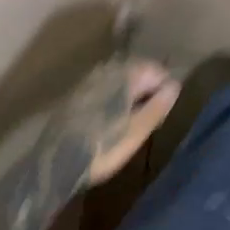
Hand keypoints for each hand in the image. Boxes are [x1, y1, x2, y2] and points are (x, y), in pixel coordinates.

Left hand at [86, 61, 178, 184]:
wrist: (53, 161)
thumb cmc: (101, 146)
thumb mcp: (136, 132)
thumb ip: (157, 107)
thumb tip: (175, 85)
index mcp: (126, 73)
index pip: (157, 70)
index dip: (163, 90)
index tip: (161, 114)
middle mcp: (108, 68)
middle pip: (138, 72)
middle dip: (146, 91)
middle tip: (147, 119)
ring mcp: (91, 78)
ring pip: (120, 80)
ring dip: (129, 95)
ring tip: (130, 121)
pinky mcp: (78, 92)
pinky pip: (105, 88)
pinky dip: (113, 98)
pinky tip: (110, 120)